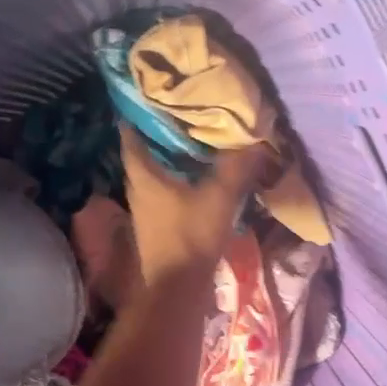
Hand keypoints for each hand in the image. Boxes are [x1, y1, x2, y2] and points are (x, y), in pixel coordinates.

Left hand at [118, 127, 270, 288]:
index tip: (151, 95)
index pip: (130, 132)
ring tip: (191, 143)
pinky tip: (194, 179)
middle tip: (179, 115)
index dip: (138, 112)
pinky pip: (163, 195)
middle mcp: (138, 189)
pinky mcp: (156, 229)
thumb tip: (256, 141)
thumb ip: (236, 167)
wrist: (177, 290)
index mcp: (143, 174)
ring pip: (154, 175)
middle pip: (143, 154)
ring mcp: (145, 212)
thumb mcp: (218, 197)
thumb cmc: (190, 238)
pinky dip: (175, 183)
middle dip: (158, 135)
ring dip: (168, 161)